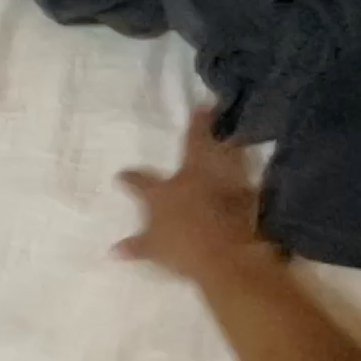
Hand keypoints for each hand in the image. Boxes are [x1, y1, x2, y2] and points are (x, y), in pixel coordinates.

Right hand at [114, 108, 270, 285]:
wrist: (225, 254)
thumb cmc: (181, 250)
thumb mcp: (152, 251)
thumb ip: (135, 247)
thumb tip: (113, 251)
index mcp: (161, 192)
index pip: (139, 181)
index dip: (129, 178)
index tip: (121, 175)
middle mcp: (190, 178)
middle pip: (194, 144)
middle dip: (198, 125)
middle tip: (204, 106)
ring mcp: (221, 181)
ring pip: (226, 152)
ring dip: (229, 141)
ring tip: (233, 130)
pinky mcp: (247, 191)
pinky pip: (246, 175)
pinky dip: (245, 170)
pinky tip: (248, 167)